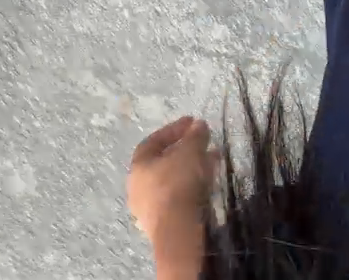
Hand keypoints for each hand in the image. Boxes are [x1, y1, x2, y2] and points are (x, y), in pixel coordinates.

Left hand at [127, 116, 214, 263]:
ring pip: (170, 178)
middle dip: (184, 149)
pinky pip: (175, 194)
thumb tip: (198, 125)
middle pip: (162, 161)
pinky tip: (206, 180)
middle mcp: (137, 186)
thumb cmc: (179, 181)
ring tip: (211, 160)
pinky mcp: (159, 221)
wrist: (176, 227)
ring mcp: (146, 206)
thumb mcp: (192, 150)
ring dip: (190, 167)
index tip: (192, 122)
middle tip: (203, 142)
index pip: (152, 141)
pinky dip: (189, 184)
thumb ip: (195, 134)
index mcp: (139, 166)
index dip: (173, 129)